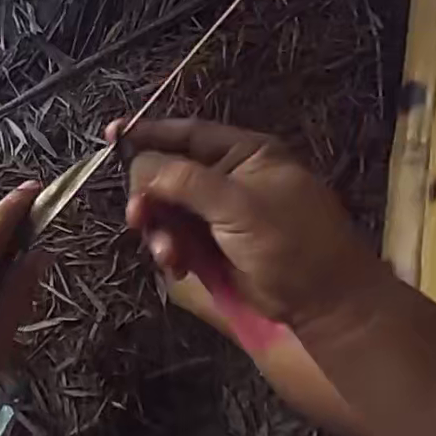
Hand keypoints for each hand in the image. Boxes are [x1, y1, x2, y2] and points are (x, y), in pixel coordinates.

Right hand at [115, 118, 390, 331]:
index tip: (112, 134)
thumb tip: (140, 165)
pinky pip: (176, 237)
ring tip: (168, 252)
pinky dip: (171, 249)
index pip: (187, 133)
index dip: (149, 133)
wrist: (323, 303)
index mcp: (243, 153)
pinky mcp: (211, 243)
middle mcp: (227, 177)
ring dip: (160, 229)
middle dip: (150, 194)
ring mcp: (218, 212)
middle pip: (169, 173)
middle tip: (138, 215)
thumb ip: (186, 181)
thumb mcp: (239, 204)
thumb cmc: (290, 241)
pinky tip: (178, 264)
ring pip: (168, 209)